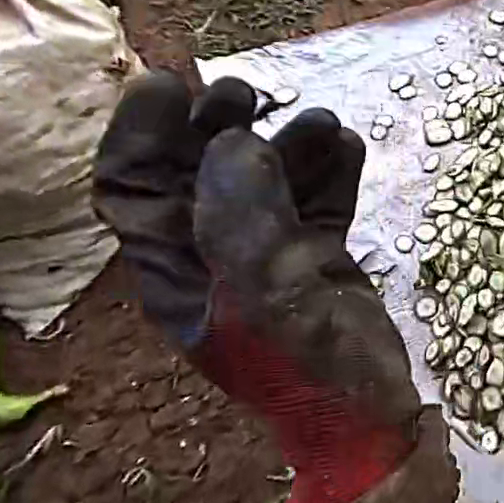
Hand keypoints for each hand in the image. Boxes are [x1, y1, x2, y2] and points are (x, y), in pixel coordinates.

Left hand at [95, 71, 421, 502]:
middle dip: (221, 125)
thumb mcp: (264, 291)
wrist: (369, 418)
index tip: (172, 84)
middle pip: (200, 171)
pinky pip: (316, 199)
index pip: (134, 187)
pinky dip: (330, 170)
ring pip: (266, 178)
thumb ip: (241, 212)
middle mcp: (215, 254)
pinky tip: (348, 149)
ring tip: (324, 124)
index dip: (141, 132)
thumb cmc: (306, 366)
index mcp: (176, 269)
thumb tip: (236, 140)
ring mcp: (269, 254)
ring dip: (289, 143)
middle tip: (252, 94)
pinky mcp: (316, 256)